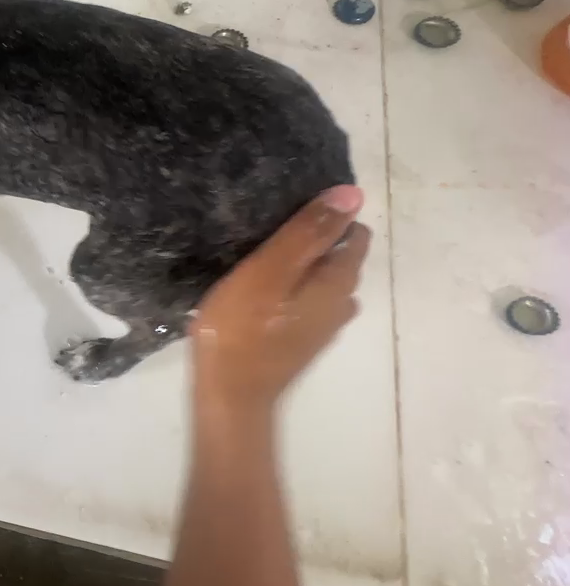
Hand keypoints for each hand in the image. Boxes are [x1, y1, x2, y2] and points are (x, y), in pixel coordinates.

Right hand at [191, 186, 370, 411]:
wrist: (231, 392)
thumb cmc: (241, 328)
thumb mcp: (268, 272)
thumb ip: (305, 234)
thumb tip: (352, 193)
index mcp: (337, 282)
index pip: (354, 236)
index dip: (327, 219)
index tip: (286, 215)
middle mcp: (341, 303)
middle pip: (336, 261)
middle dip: (310, 245)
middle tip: (262, 239)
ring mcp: (321, 327)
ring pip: (317, 286)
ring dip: (295, 273)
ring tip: (253, 268)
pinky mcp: (298, 343)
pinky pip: (299, 306)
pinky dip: (284, 296)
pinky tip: (253, 301)